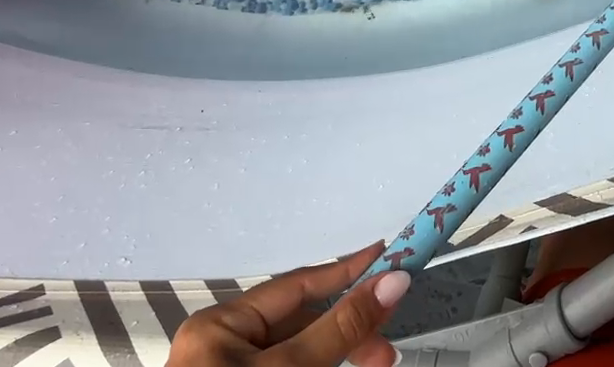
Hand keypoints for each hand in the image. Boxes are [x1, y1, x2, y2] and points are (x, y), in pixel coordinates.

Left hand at [166, 243, 409, 366]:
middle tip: (387, 355)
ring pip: (296, 356)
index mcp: (220, 328)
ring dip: (336, 358)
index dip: (347, 271)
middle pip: (300, 324)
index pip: (298, 284)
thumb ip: (342, 326)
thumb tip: (395, 279)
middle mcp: (219, 350)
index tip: (392, 257)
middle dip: (347, 334)